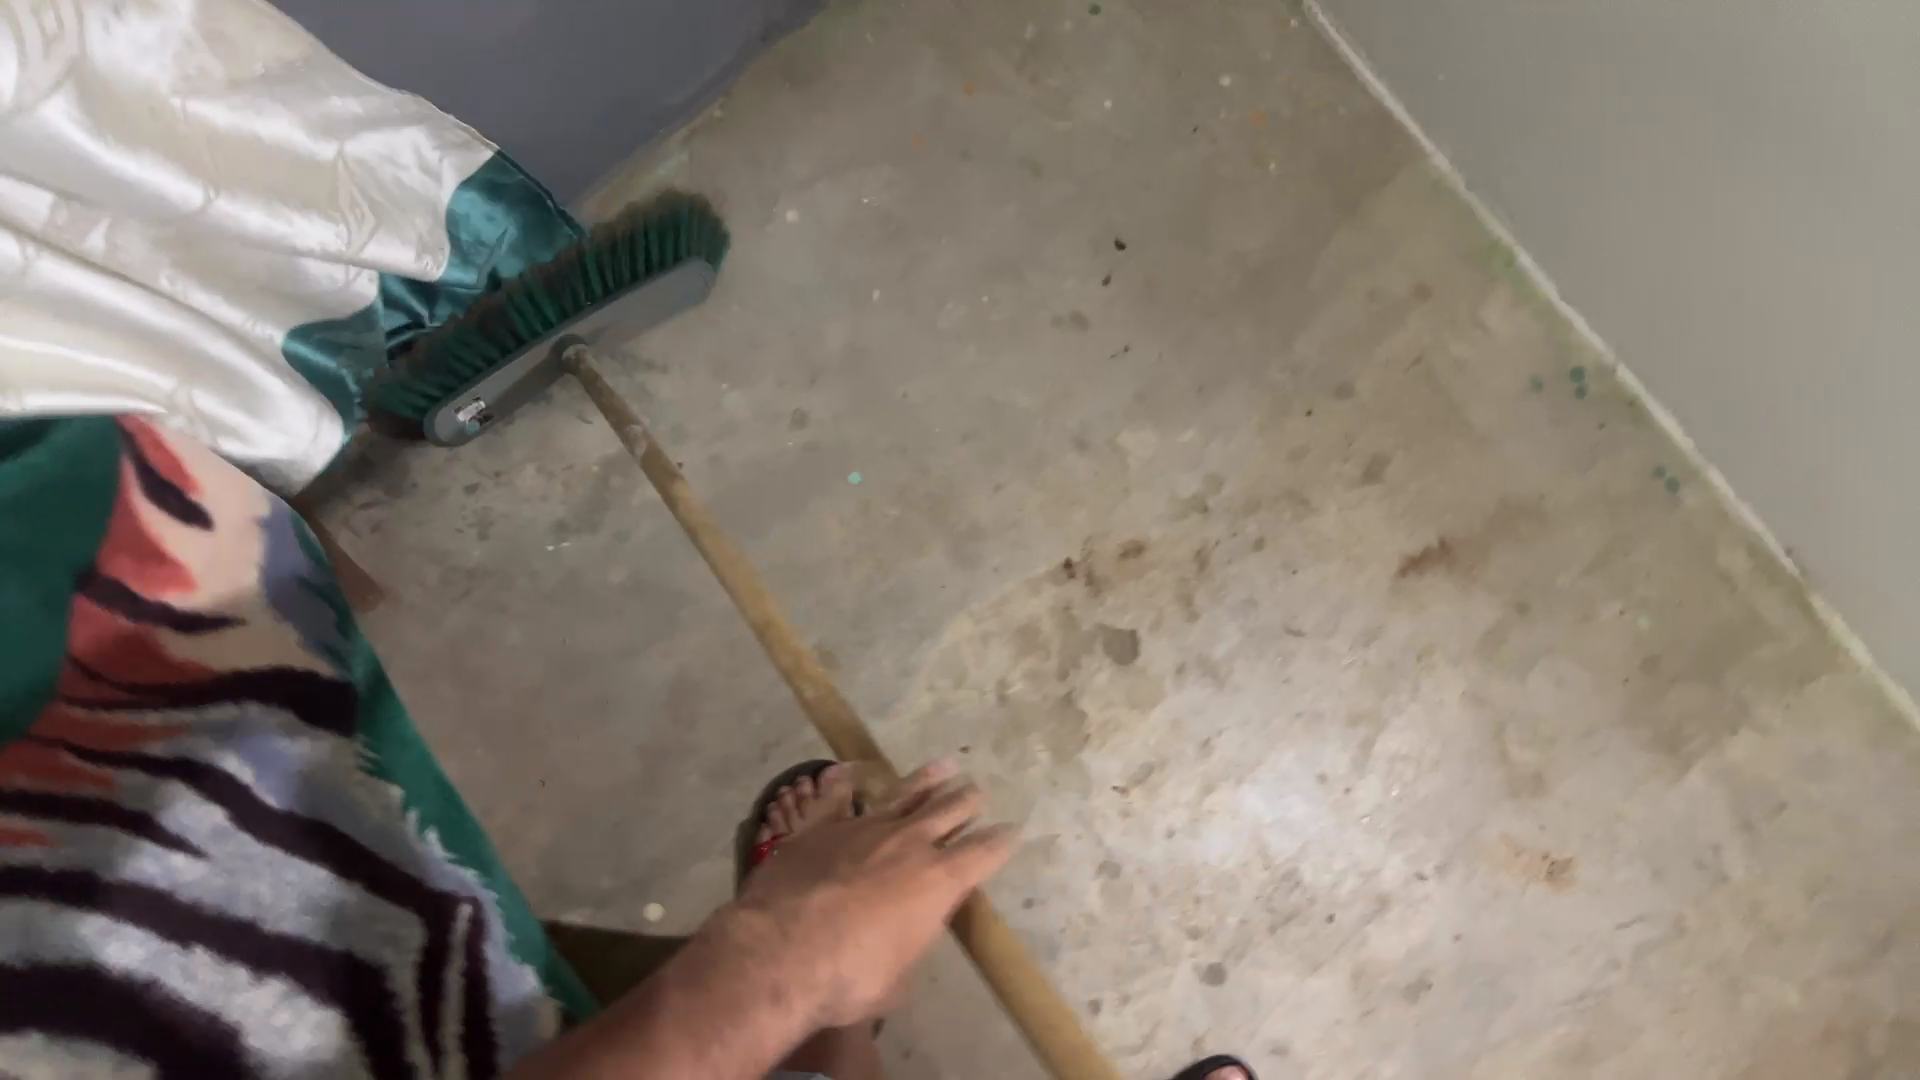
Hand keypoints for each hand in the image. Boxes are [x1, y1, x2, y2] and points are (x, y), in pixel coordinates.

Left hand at [729, 759, 1017, 1029]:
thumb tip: (903, 948)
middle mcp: (908, 843)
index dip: (1000, 841)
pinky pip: (836, 796)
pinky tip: (845, 769)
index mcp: (937, 881)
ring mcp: (864, 827)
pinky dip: (841, 782)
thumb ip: (907, 952)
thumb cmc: (849, 977)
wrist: (783, 949)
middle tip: (979, 790)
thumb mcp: (895, 982)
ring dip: (926, 778)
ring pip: (904, 793)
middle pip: (948, 810)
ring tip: (945, 764)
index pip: (982, 854)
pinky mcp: (821, 825)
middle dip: (968, 800)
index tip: (1013, 829)